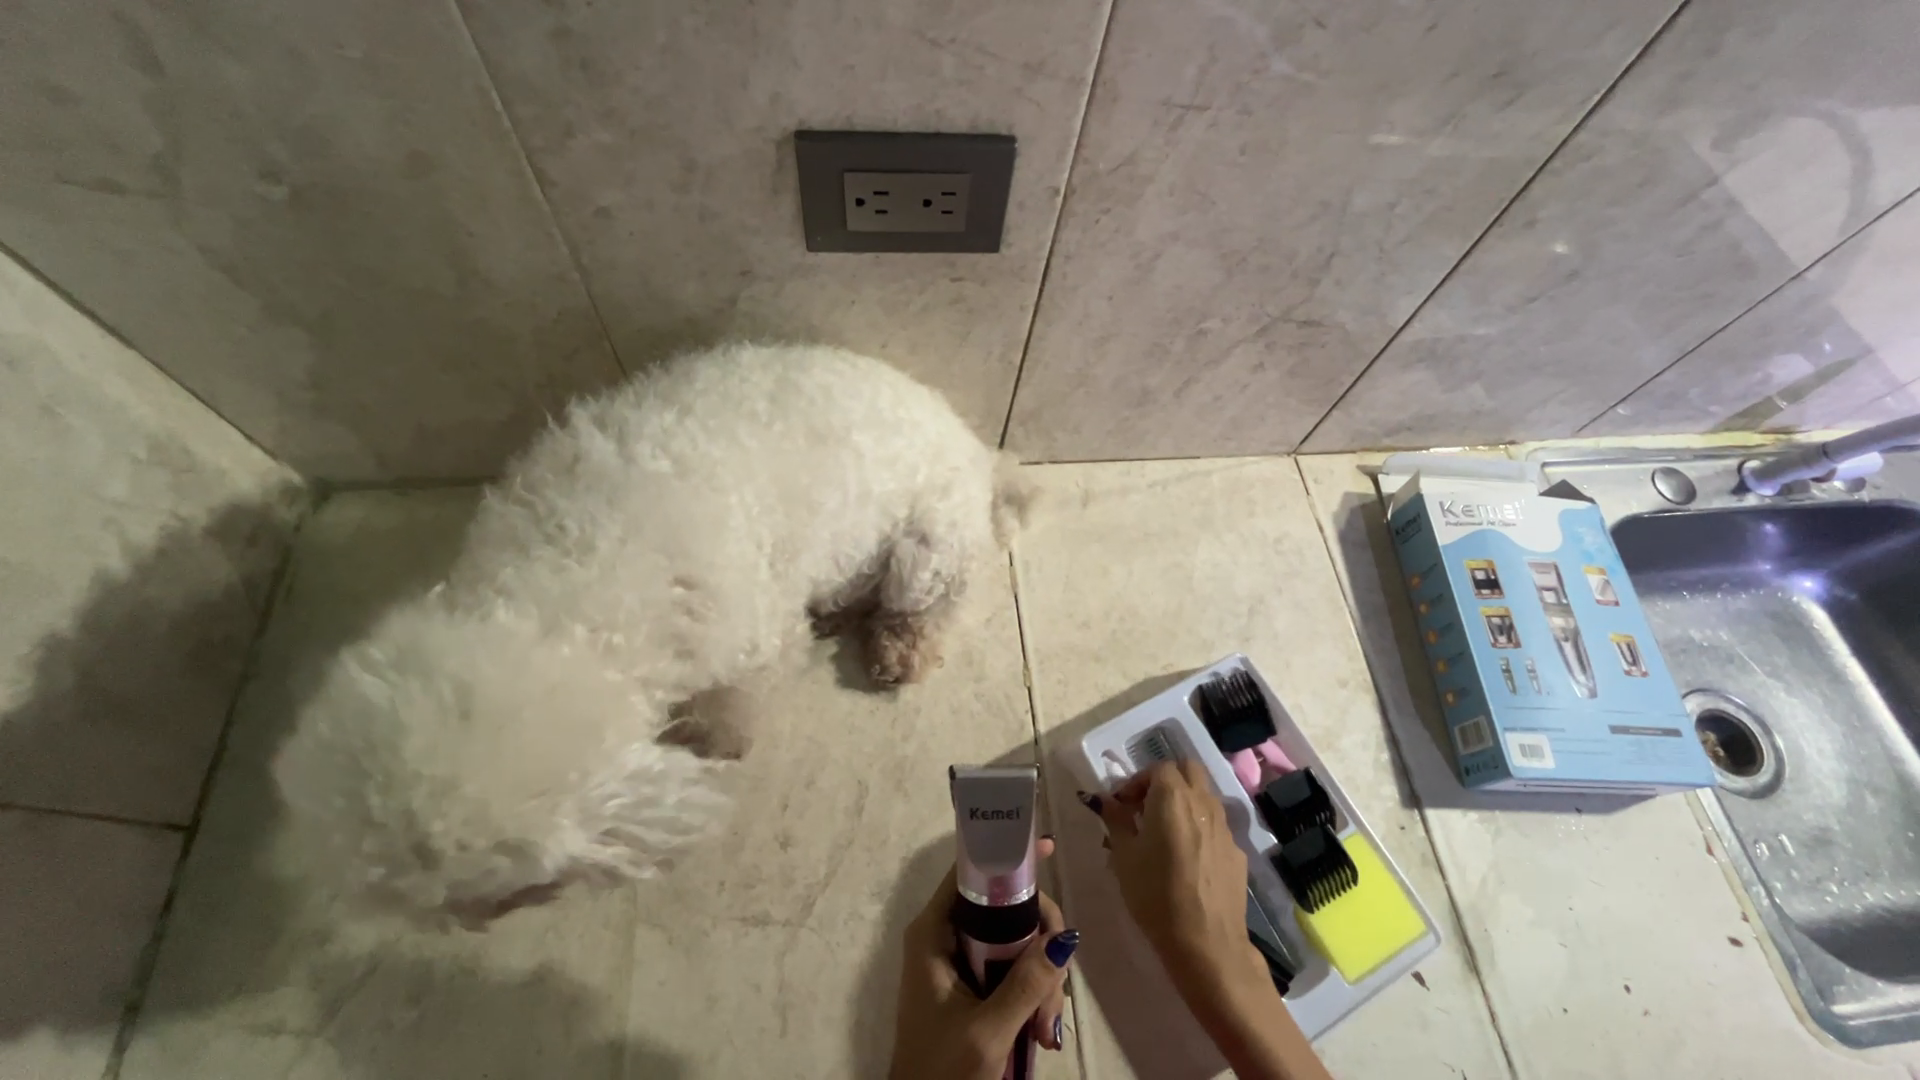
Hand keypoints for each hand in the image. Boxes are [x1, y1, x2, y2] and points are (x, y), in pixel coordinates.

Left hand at [887, 838, 1078, 1079]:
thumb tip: (1064, 939)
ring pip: (1014, 942)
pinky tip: (1041, 1030)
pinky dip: (1031, 994)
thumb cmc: (941, 1071)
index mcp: (933, 932)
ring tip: (1046, 1029)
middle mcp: (944, 936)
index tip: (1046, 851)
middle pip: (1004, 908)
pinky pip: (1011, 970)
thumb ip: (1025, 985)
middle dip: (1039, 944)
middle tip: (1057, 984)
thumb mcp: (987, 1031)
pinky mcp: (971, 986)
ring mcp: (958, 961)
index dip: (1007, 858)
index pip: (969, 872)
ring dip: (1040, 981)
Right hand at [1085, 761, 1264, 997]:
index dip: (1137, 781)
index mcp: (1173, 798)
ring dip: (1183, 802)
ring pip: (1204, 796)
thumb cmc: (1155, 895)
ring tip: (1163, 834)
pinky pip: (1214, 825)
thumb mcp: (1124, 856)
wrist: (1206, 943)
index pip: (1158, 768)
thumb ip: (1115, 819)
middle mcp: (1203, 803)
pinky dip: (1197, 827)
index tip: (1122, 806)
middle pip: (1188, 770)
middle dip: (1165, 780)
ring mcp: (1225, 827)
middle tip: (1145, 808)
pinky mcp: (1236, 852)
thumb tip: (1103, 799)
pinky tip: (1186, 859)